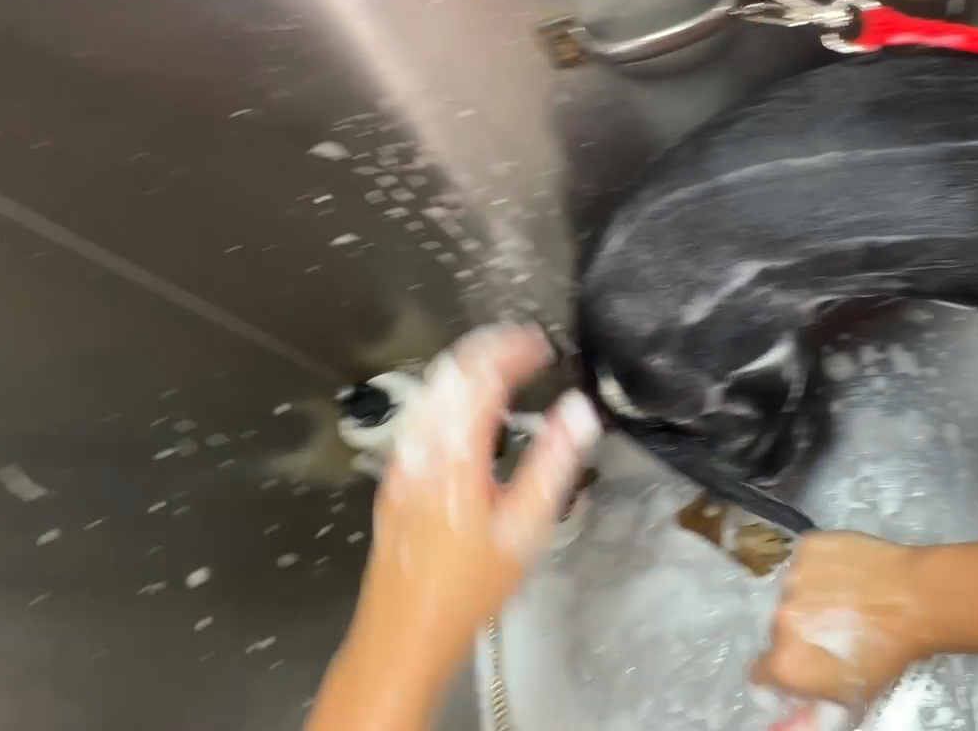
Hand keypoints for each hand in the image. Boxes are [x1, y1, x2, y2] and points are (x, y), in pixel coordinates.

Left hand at [349, 325, 599, 673]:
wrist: (404, 634)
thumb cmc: (468, 584)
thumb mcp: (526, 526)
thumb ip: (554, 462)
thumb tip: (580, 410)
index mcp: (457, 455)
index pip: (482, 380)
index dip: (513, 351)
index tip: (542, 343)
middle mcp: (423, 450)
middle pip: (449, 376)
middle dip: (489, 348)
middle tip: (525, 342)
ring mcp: (404, 463)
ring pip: (430, 392)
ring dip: (467, 365)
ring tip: (501, 359)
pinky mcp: (397, 478)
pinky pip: (420, 414)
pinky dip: (448, 391)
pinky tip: (464, 403)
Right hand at [753, 533, 930, 724]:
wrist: (915, 597)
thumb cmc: (886, 653)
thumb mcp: (849, 698)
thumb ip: (807, 717)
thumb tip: (776, 729)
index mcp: (786, 661)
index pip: (762, 671)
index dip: (783, 670)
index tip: (805, 661)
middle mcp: (781, 617)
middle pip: (778, 628)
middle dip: (799, 631)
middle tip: (832, 629)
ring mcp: (793, 575)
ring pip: (790, 591)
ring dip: (807, 596)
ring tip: (842, 598)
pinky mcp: (808, 544)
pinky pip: (804, 559)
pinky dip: (818, 566)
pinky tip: (844, 573)